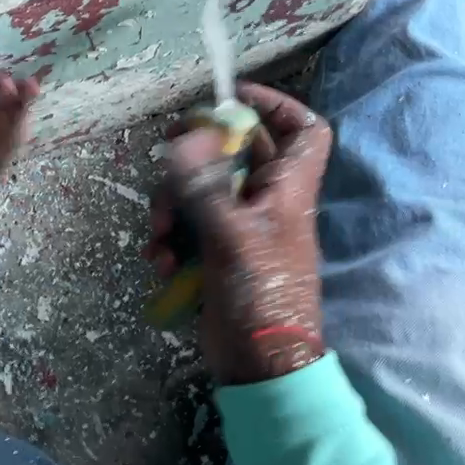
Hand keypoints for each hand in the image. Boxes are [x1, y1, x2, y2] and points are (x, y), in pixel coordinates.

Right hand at [144, 82, 332, 385]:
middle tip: (166, 147)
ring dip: (169, 204)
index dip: (276, 104)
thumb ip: (204, 184)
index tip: (230, 97)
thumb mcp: (230, 236)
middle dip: (194, 153)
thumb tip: (185, 134)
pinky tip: (161, 260)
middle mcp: (264, 200)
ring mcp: (237, 224)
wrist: (260, 367)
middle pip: (233, 151)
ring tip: (160, 233)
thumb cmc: (261, 297)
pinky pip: (185, 222)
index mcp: (287, 190)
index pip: (304, 131)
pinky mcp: (214, 249)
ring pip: (198, 186)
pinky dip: (168, 237)